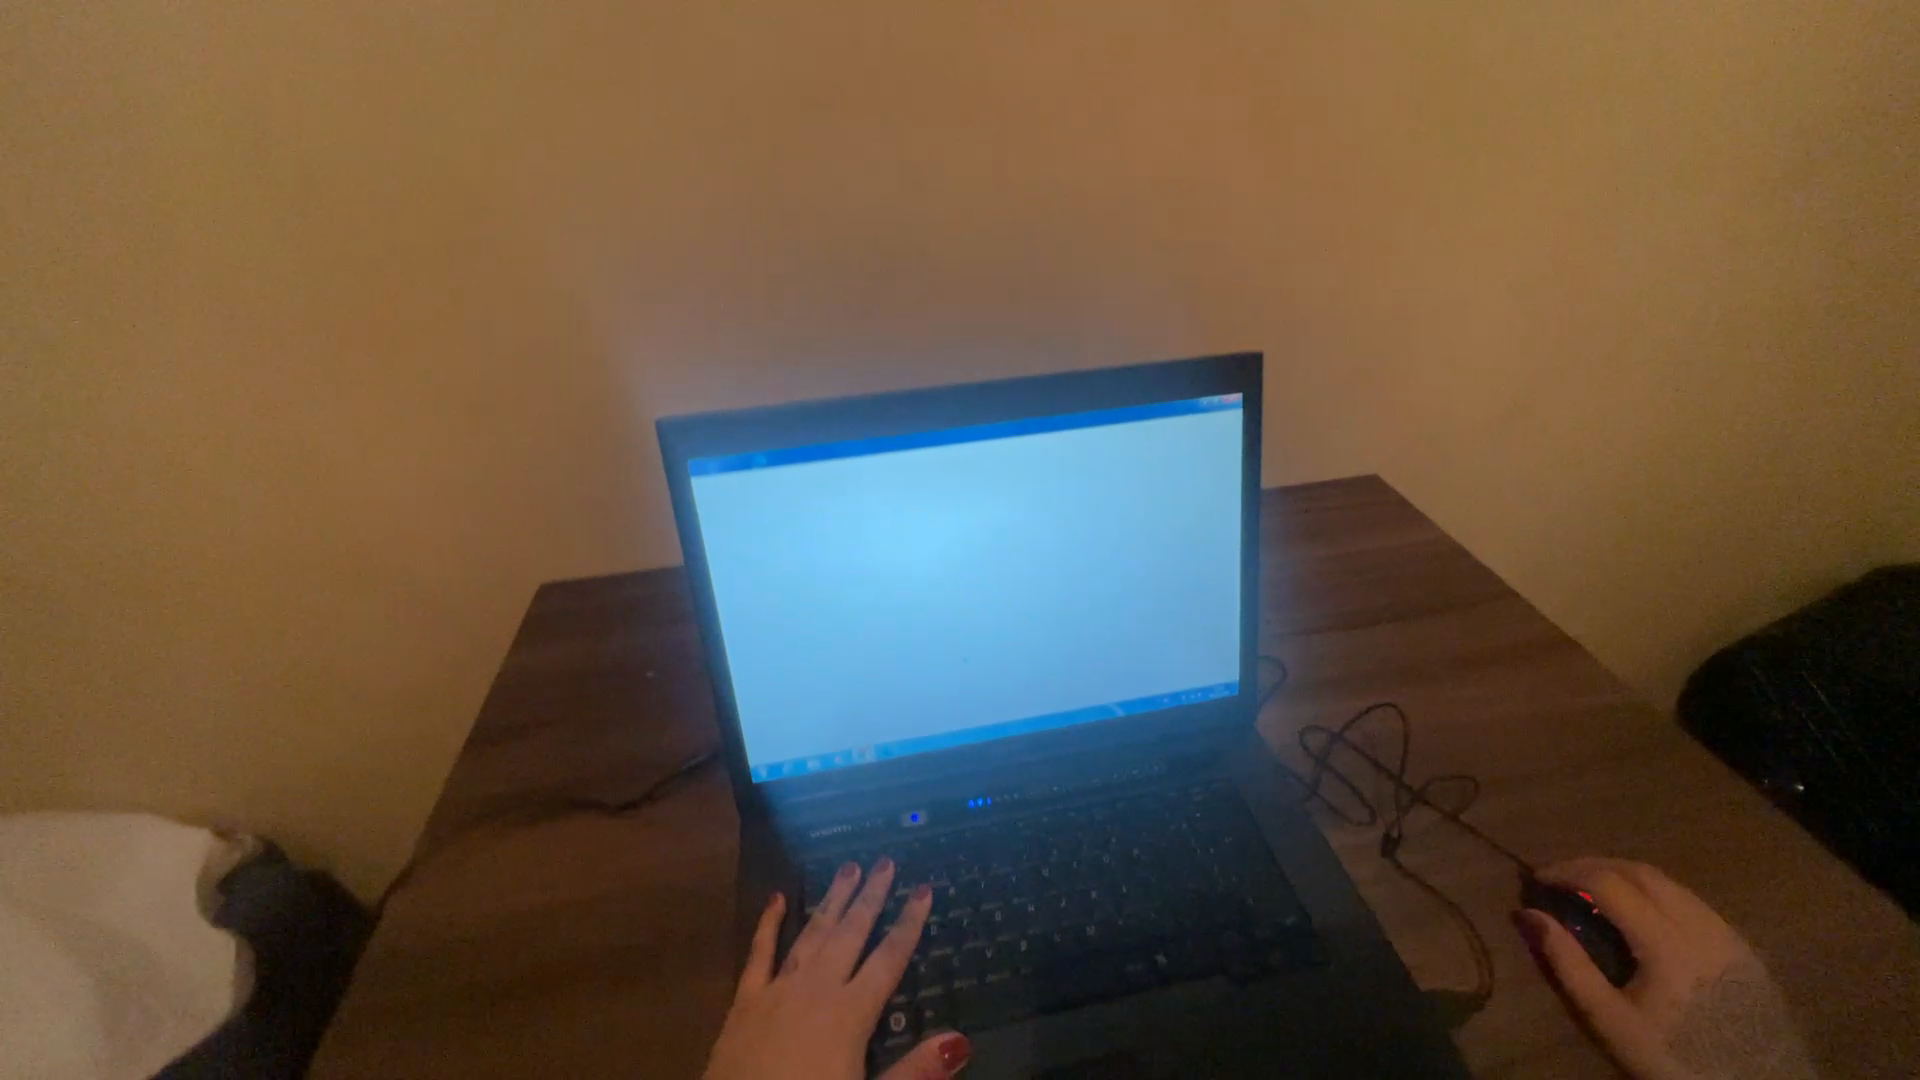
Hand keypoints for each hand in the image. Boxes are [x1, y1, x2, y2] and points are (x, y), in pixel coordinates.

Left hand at [704, 859, 969, 1079]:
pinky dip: (768, 924)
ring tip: (848, 867)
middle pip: (852, 933)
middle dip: (871, 896)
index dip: (909, 923)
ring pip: (812, 933)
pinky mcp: (745, 1002)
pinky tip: (775, 898)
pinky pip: (759, 954)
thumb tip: (959, 1039)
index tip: (923, 888)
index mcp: (850, 1014)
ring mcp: (778, 990)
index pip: (889, 958)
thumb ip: (914, 1070)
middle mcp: (818, 989)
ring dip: (832, 900)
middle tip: (885, 861)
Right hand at [1514, 857, 1814, 1079]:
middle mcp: (1702, 928)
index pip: (1606, 882)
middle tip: (1559, 878)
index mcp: (1668, 943)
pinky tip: (1638, 913)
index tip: (1535, 880)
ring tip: (1592, 890)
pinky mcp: (1744, 950)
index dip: (1564, 872)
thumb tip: (1527, 914)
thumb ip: (1567, 964)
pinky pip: (1691, 902)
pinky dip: (1653, 892)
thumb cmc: (1675, 1057)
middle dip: (1591, 866)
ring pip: (1667, 883)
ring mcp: (1729, 937)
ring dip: (1623, 875)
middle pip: (1638, 872)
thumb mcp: (1609, 1020)